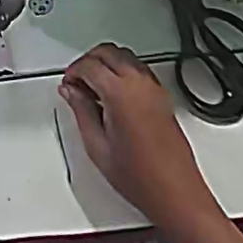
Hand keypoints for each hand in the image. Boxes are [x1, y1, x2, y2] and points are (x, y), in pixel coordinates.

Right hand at [60, 45, 219, 230]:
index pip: (90, 65)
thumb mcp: (98, 146)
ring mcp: (154, 88)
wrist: (174, 191)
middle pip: (108, 52)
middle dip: (88, 61)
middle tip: (75, 80)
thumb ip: (81, 111)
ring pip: (125, 56)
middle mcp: (140, 84)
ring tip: (91, 86)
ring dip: (106, 63)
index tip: (67, 82)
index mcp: (121, 93)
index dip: (73, 71)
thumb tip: (72, 92)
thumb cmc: (142, 177)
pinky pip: (139, 69)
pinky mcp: (163, 95)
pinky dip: (122, 70)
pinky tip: (112, 92)